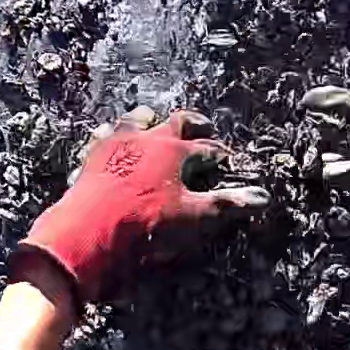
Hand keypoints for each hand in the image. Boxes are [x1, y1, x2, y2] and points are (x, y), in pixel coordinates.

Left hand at [16, 106, 269, 301]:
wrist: (87, 232)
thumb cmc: (144, 224)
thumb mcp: (190, 218)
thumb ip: (224, 205)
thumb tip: (262, 197)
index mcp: (175, 150)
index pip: (208, 148)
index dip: (222, 155)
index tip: (230, 161)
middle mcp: (148, 137)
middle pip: (178, 121)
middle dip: (195, 124)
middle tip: (205, 126)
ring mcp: (118, 141)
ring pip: (140, 118)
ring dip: (153, 119)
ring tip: (159, 122)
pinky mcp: (94, 152)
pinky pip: (107, 132)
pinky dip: (116, 133)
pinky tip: (115, 137)